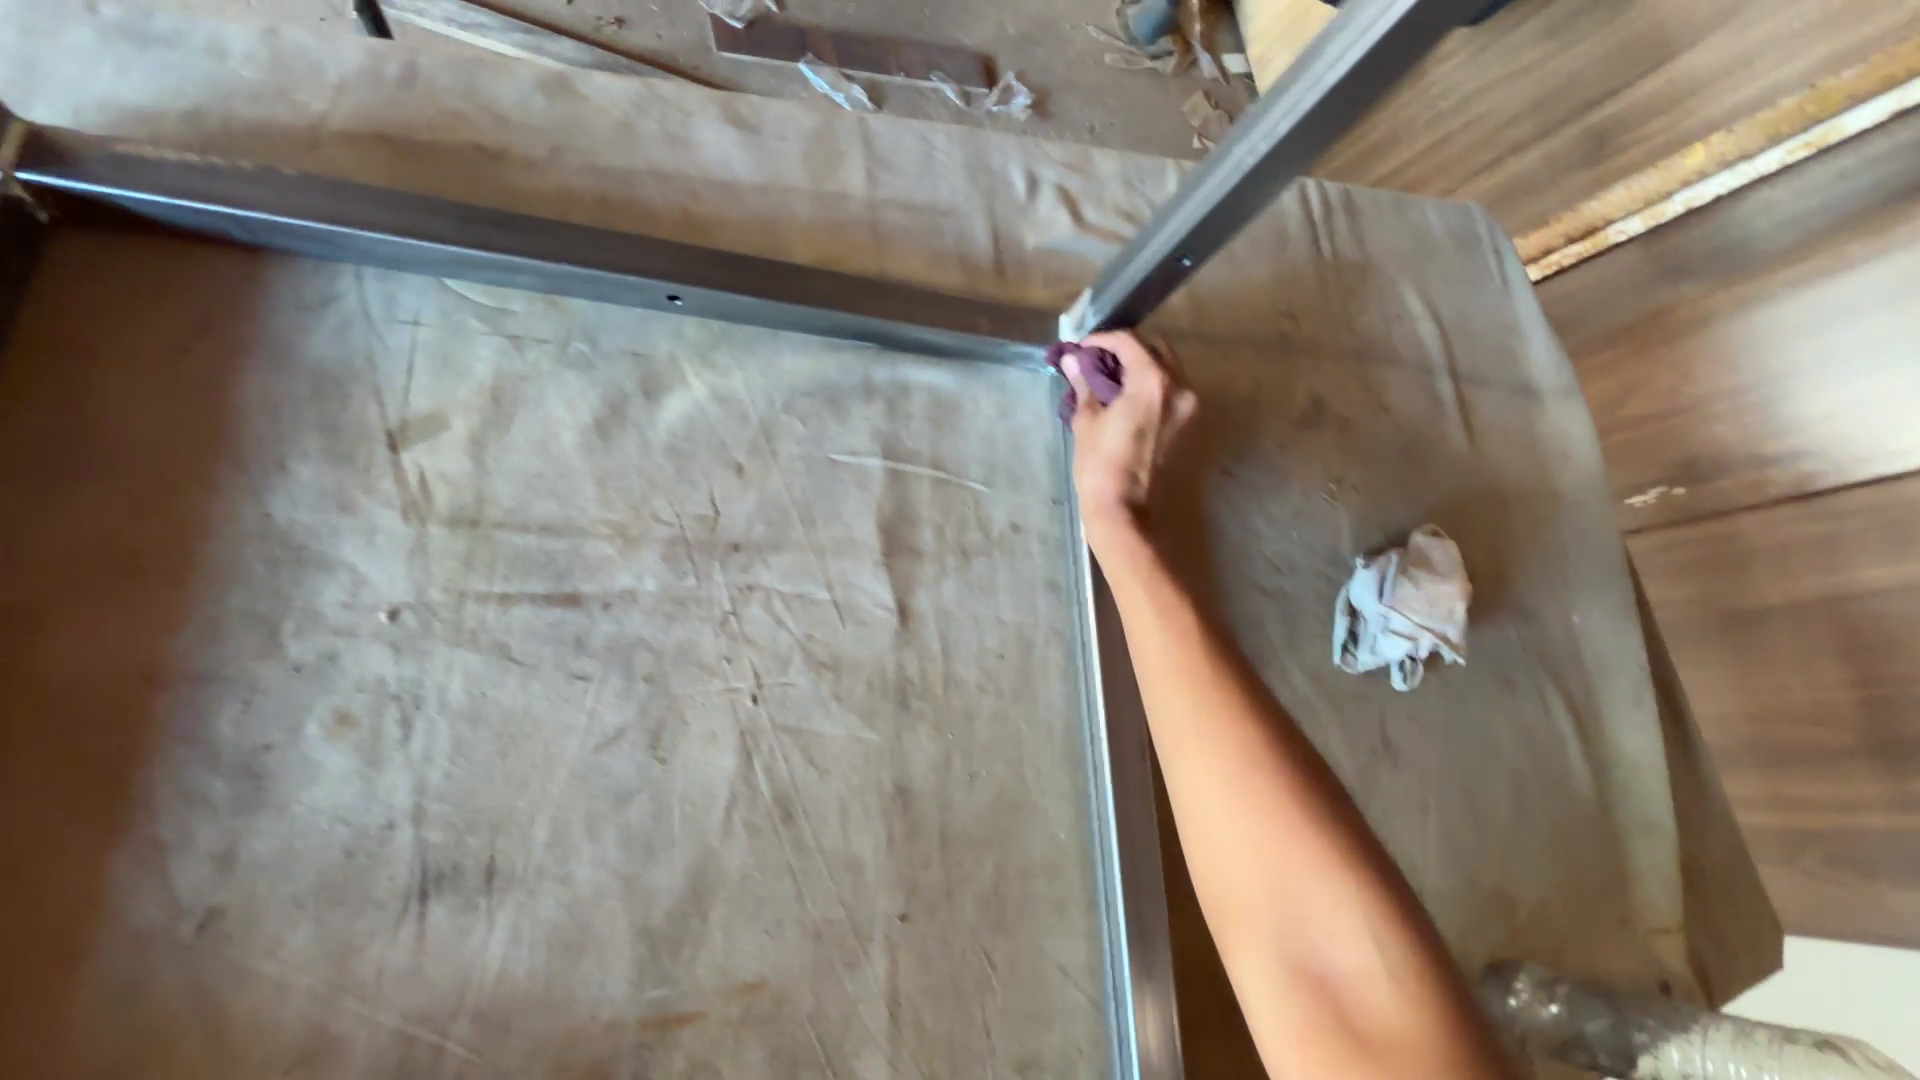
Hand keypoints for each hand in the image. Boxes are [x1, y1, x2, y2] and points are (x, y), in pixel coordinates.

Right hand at [1063, 330, 1197, 546]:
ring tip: (1110, 381)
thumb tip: (1072, 360)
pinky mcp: (1188, 426)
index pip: (1129, 342)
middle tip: (1098, 362)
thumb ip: (1085, 384)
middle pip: (1156, 350)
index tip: (1083, 349)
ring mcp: (1189, 408)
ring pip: (1167, 370)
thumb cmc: (1100, 467)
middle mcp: (1180, 388)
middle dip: (1127, 351)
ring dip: (1141, 368)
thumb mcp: (1087, 421)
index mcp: (1153, 382)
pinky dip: (1151, 387)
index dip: (1103, 340)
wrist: (1124, 511)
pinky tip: (1126, 399)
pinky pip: (1171, 392)